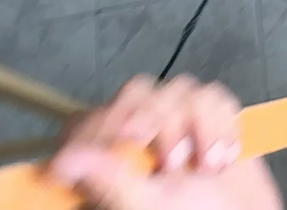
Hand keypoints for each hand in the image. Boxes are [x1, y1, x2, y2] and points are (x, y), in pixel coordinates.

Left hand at [47, 75, 280, 209]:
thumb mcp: (147, 208)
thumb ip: (109, 179)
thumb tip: (61, 161)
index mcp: (109, 164)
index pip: (90, 119)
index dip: (106, 120)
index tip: (128, 140)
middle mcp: (137, 139)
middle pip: (137, 91)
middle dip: (161, 119)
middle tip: (173, 162)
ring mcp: (176, 125)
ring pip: (179, 88)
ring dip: (198, 125)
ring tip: (207, 167)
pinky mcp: (211, 118)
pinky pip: (214, 94)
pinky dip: (223, 123)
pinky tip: (226, 157)